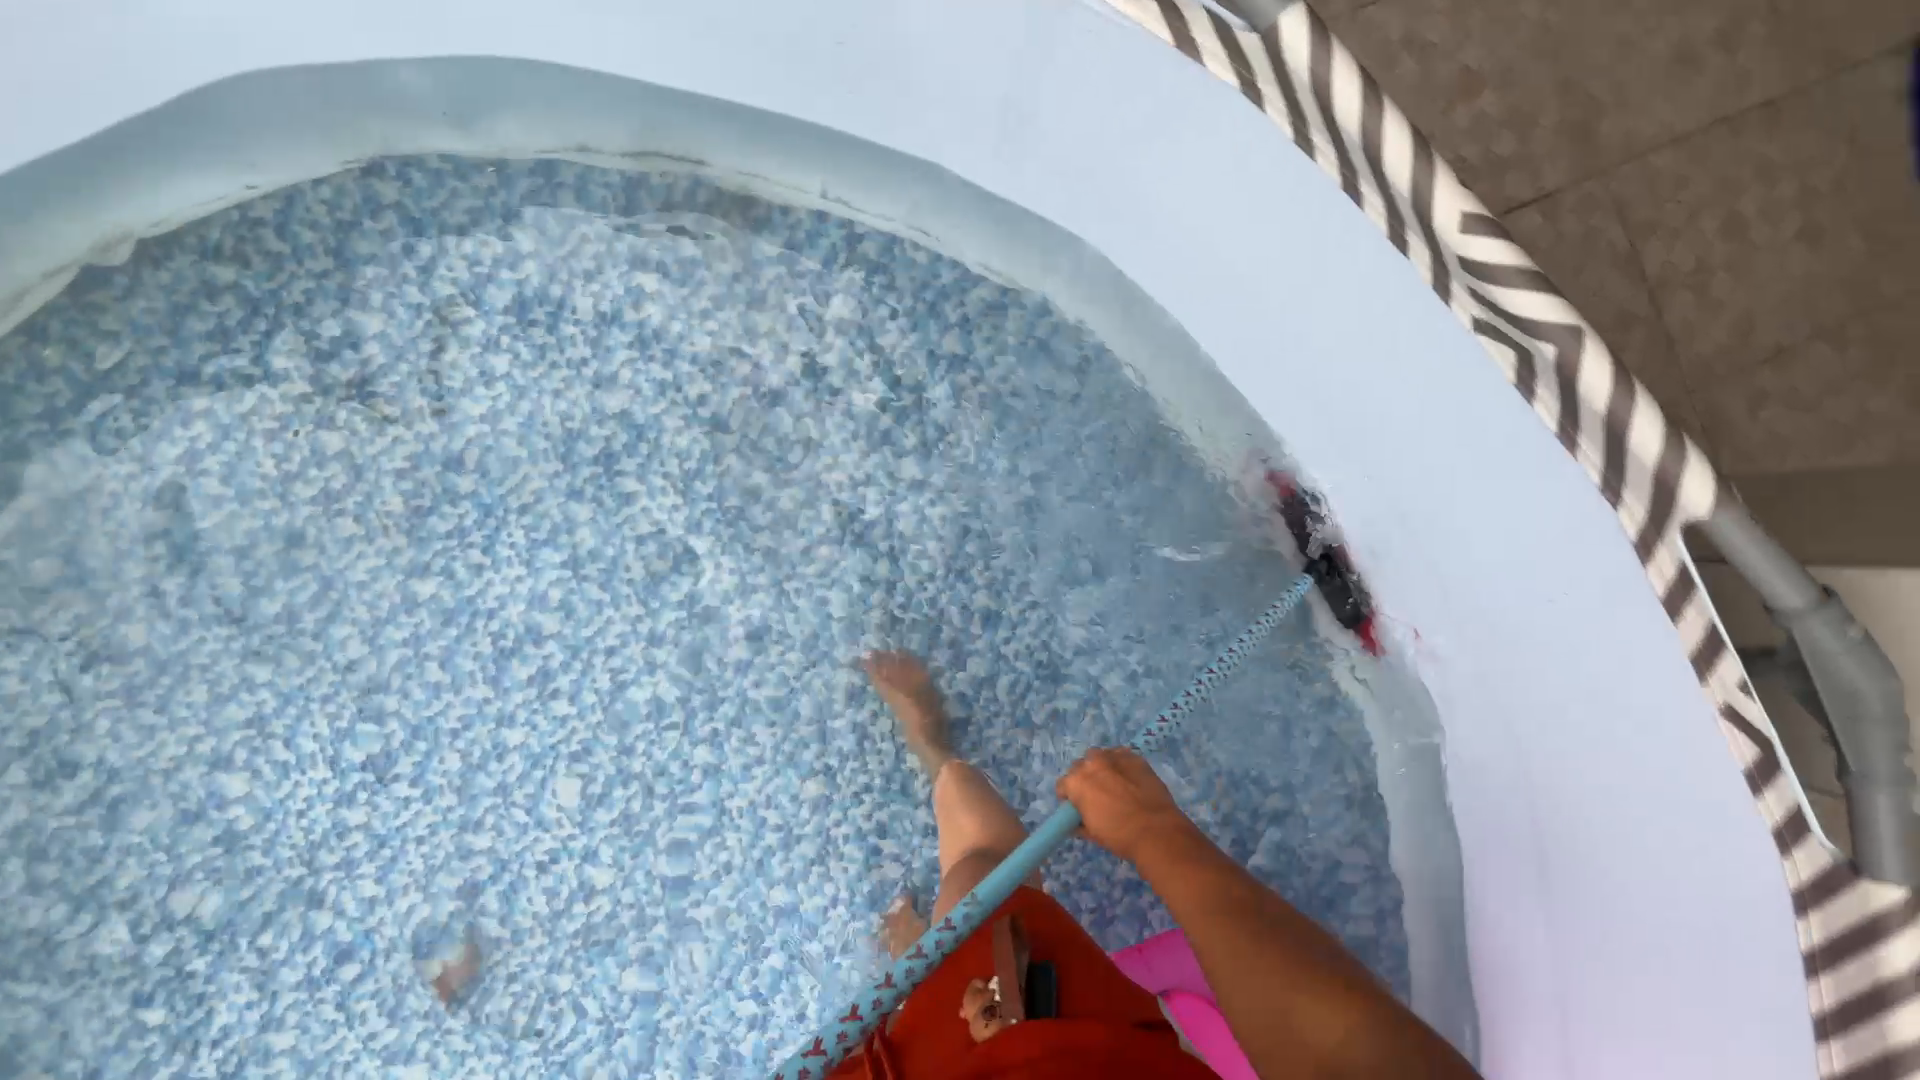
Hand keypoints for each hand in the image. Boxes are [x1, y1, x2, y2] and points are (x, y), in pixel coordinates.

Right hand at [1055, 747, 1197, 864]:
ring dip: (1101, 768)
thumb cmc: (1119, 835)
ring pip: (1099, 757)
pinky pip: (1119, 755)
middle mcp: (1091, 763)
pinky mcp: (1134, 757)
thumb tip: (1076, 822)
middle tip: (1096, 796)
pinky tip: (1128, 779)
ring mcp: (1114, 757)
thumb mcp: (1092, 833)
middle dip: (1084, 780)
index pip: (1063, 784)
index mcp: (1076, 782)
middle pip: (1080, 767)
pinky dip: (1119, 765)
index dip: (1069, 797)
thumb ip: (1079, 823)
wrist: (1156, 831)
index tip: (1077, 807)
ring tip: (1113, 784)